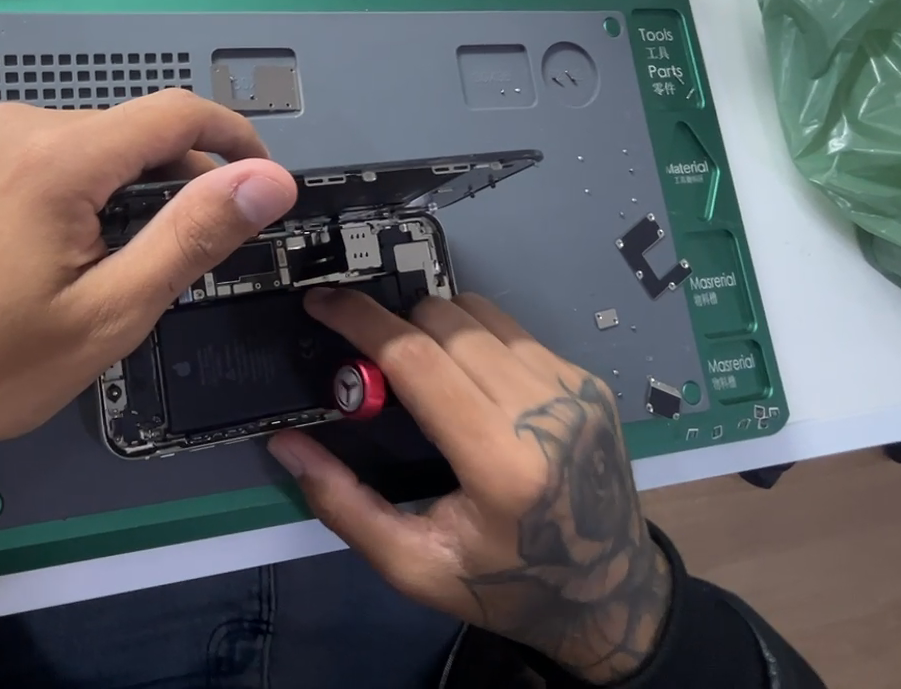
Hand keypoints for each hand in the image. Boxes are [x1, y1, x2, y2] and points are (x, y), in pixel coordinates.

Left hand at [0, 90, 297, 481]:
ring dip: (121, 185)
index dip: (233, 139)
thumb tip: (267, 180)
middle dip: (172, 179)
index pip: (175, 113)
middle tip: (176, 254)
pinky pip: (42, 148)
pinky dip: (75, 182)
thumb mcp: (112, 311)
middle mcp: (12, 124)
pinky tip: (58, 242)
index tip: (257, 183)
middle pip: (129, 129)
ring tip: (109, 259)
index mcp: (54, 157)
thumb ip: (193, 235)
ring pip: (88, 140)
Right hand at [267, 290, 669, 683]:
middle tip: (368, 353)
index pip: (418, 360)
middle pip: (444, 321)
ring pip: (477, 311)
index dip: (361, 321)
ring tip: (417, 362)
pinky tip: (464, 373)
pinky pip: (508, 326)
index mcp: (500, 463)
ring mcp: (572, 390)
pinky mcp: (586, 380)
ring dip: (431, 323)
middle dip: (391, 322)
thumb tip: (286, 444)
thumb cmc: (504, 586)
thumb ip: (343, 504)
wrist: (615, 598)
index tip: (321, 301)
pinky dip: (470, 333)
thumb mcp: (412, 565)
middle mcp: (545, 412)